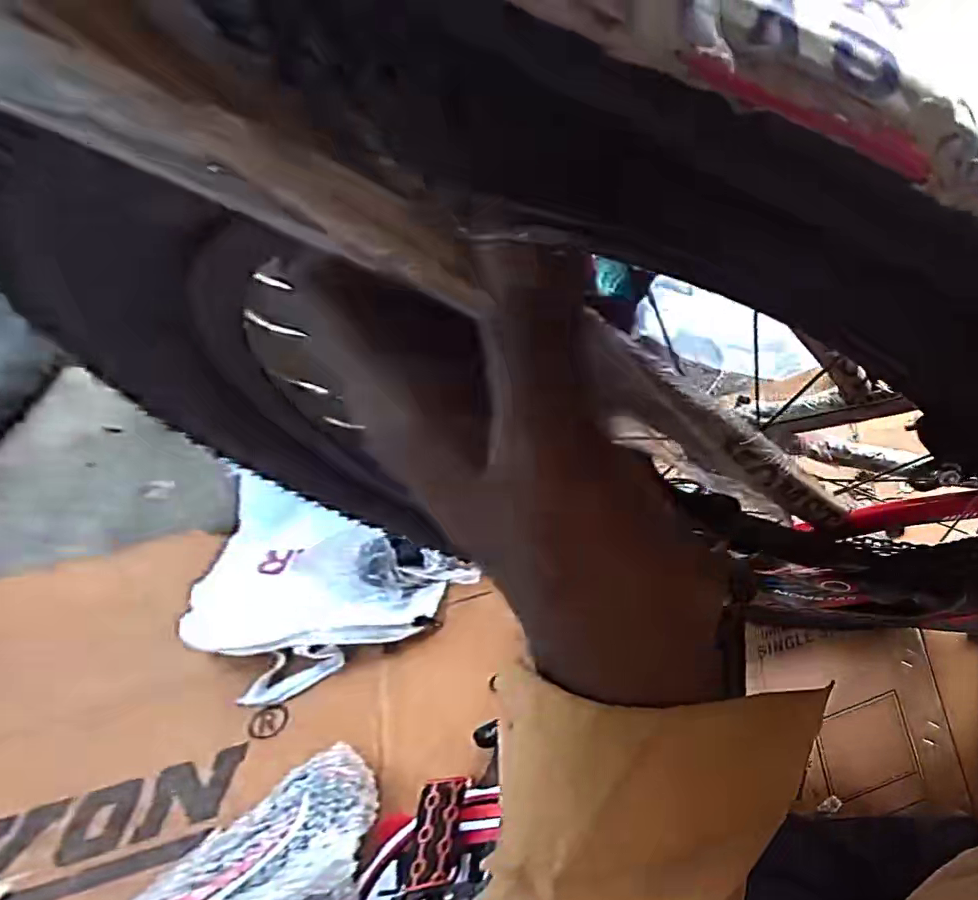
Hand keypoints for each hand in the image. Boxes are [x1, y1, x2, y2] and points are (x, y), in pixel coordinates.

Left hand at [300, 244, 730, 706]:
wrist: (642, 628)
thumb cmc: (582, 559)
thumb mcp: (549, 453)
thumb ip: (530, 346)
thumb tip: (522, 230)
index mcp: (402, 406)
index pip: (334, 283)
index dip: (368, 227)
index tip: (450, 192)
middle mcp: (443, 399)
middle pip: (420, 292)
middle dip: (469, 246)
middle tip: (539, 214)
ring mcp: (510, 414)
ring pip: (496, 321)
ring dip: (533, 286)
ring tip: (584, 253)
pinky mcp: (566, 426)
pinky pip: (556, 355)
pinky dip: (578, 327)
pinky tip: (617, 315)